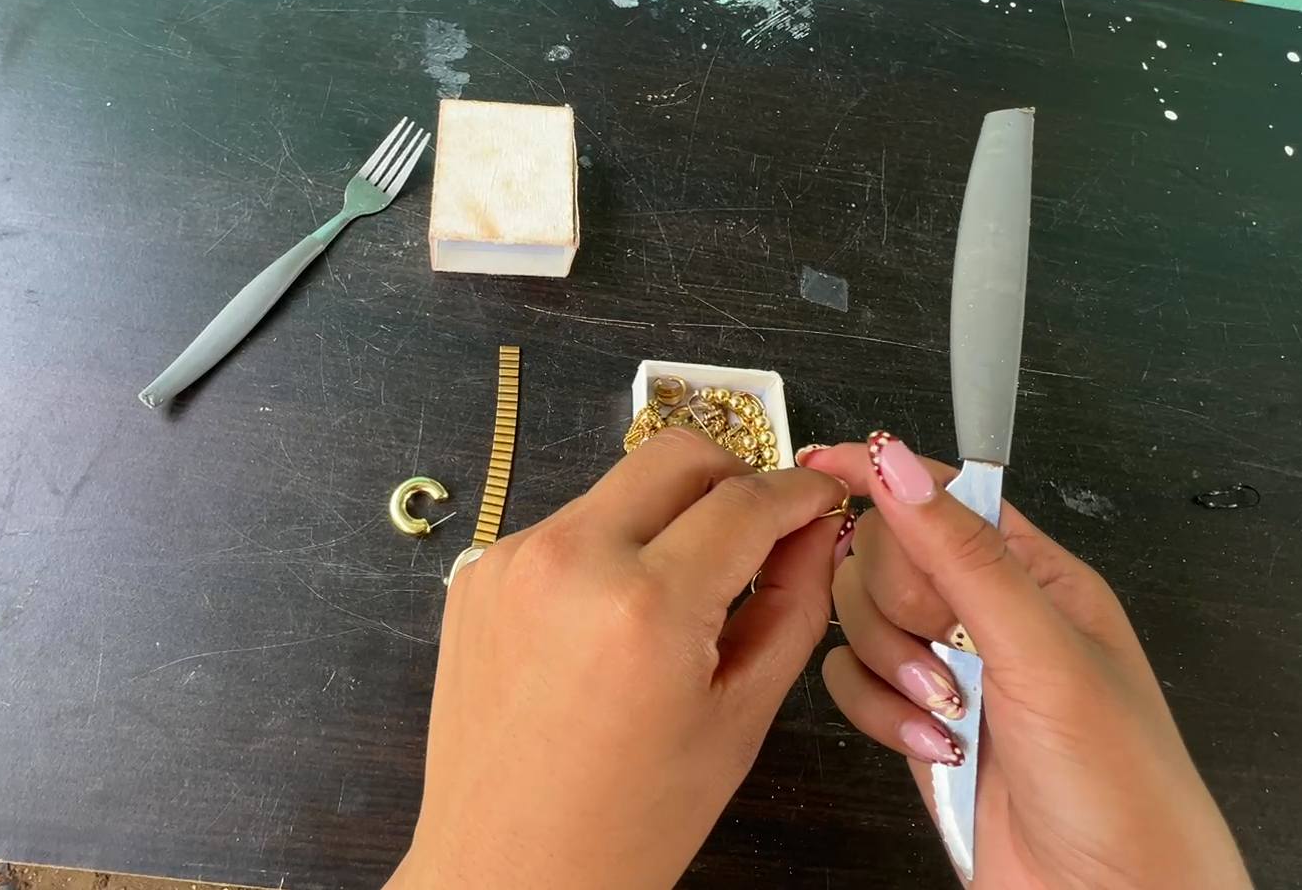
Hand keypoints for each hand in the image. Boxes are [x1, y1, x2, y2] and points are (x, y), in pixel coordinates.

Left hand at [387, 427, 849, 889]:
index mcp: (644, 605)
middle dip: (732, 475)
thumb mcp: (739, 719)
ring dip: (665, 516)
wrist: (501, 869)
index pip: (743, 501)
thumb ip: (793, 607)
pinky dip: (608, 548)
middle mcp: (568, 556)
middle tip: (755, 529)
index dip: (798, 489)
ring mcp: (511, 555)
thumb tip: (813, 529)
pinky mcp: (479, 567)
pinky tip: (609, 615)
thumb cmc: (634, 820)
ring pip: (618, 487)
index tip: (822, 494)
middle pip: (673, 453)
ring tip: (676, 589)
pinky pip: (567, 526)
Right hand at [801, 434, 1251, 888]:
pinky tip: (927, 740)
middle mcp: (978, 606)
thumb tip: (895, 463)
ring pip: (854, 609)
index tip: (822, 462)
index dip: (883, 475)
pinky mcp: (903, 707)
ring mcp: (937, 657)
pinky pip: (844, 670)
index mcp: (1029, 574)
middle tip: (942, 642)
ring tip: (944, 707)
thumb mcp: (1044, 656)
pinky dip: (875, 705)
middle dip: (895, 599)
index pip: (940, 494)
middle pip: (881, 550)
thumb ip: (964, 555)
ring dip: (888, 658)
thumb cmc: (1115, 785)